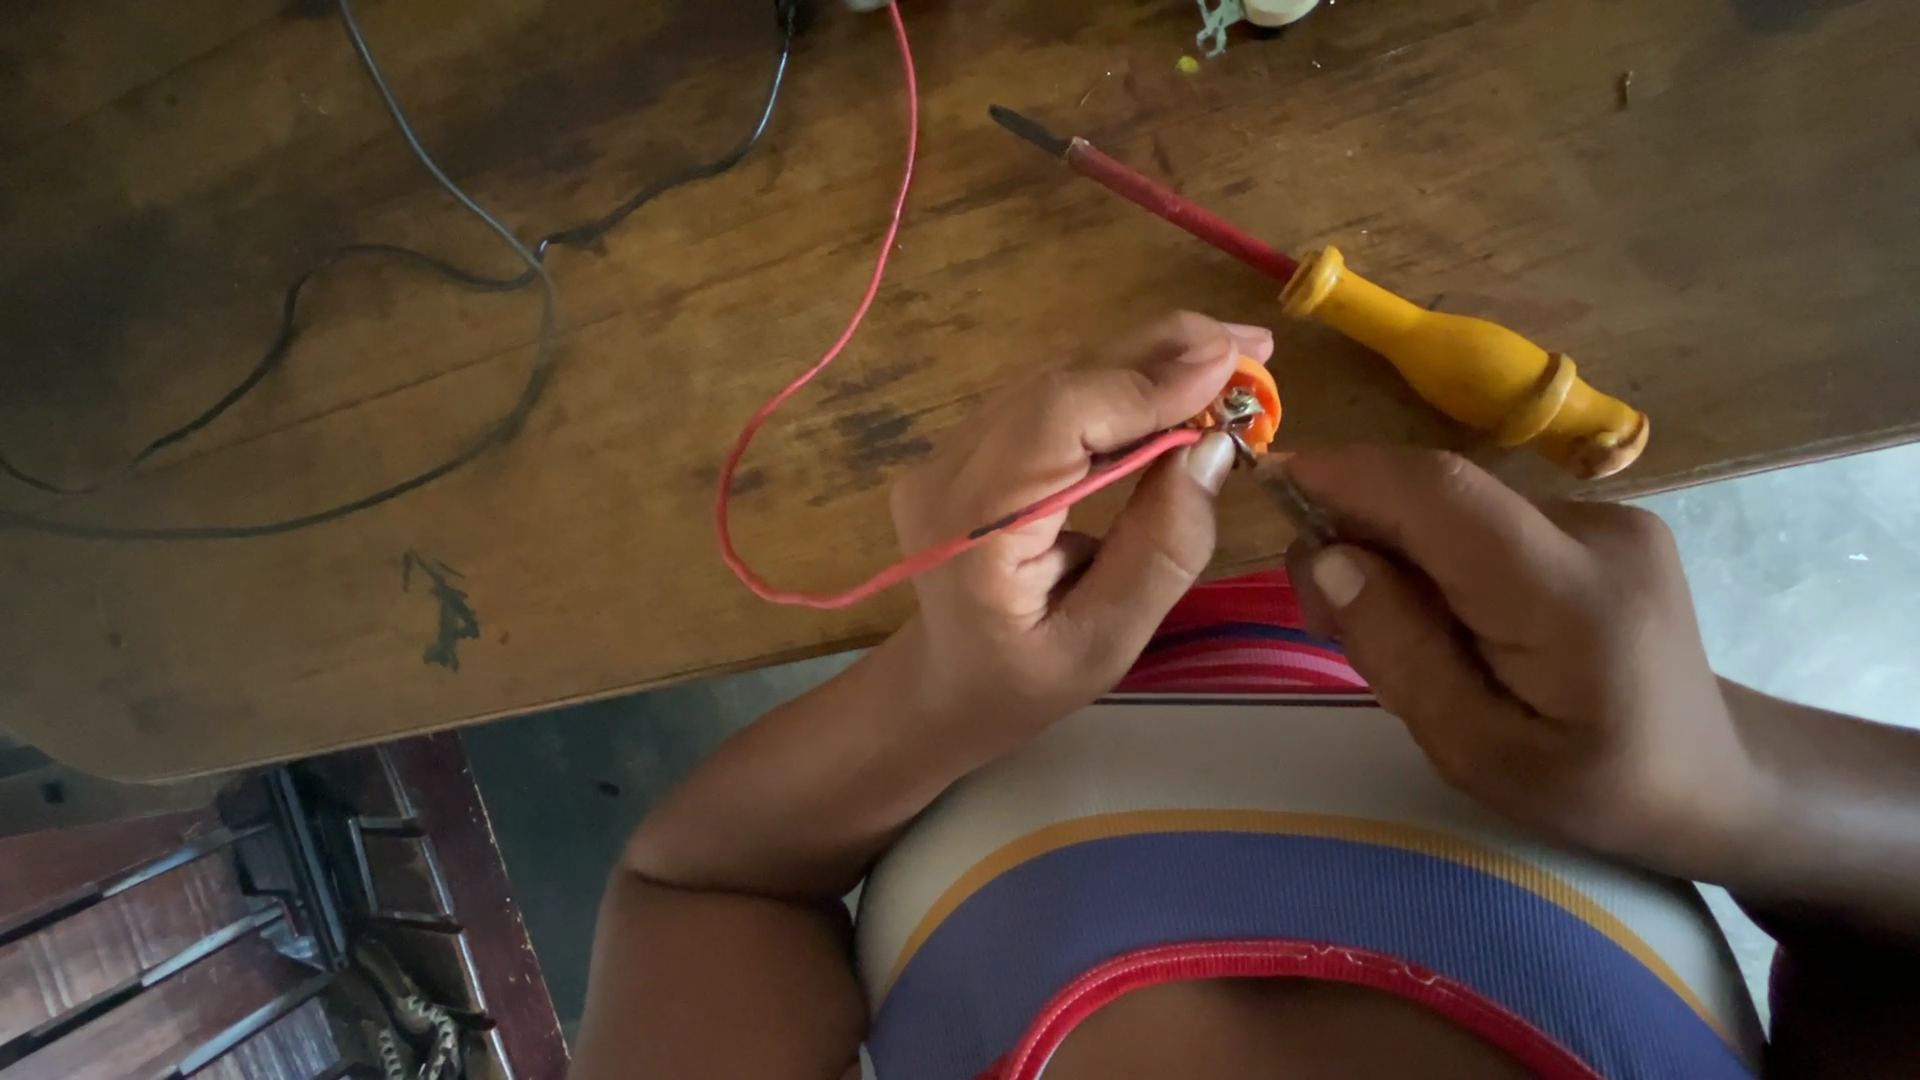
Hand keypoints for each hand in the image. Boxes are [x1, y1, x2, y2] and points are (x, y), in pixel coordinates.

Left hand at [888, 312, 1270, 739]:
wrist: (952, 681)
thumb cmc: (1027, 681)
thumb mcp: (1106, 641)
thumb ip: (1160, 550)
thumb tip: (1211, 447)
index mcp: (969, 528)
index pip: (1055, 420)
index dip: (1144, 384)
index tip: (1231, 366)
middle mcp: (944, 473)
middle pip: (1054, 384)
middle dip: (1157, 355)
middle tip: (1249, 347)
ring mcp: (944, 455)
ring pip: (1052, 381)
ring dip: (1140, 363)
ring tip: (1223, 362)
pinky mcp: (961, 449)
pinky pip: (1044, 401)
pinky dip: (1111, 388)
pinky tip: (1166, 389)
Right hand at [1280, 448, 1770, 875]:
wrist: (1713, 778)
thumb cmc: (1587, 785)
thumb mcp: (1473, 750)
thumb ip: (1398, 652)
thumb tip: (1327, 560)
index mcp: (1572, 597)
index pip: (1442, 495)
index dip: (1346, 475)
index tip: (1269, 481)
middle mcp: (1592, 529)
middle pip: (1428, 496)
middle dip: (1348, 533)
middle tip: (1324, 621)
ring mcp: (1594, 517)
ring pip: (1438, 507)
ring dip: (1380, 551)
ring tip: (1379, 630)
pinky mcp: (1579, 520)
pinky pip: (1462, 518)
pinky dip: (1415, 554)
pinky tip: (1426, 614)